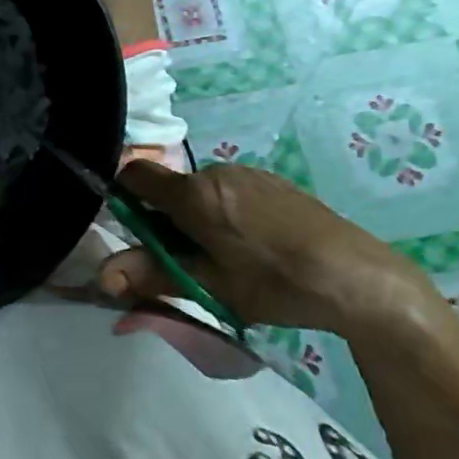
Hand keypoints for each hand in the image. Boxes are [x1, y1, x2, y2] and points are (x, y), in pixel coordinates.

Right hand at [96, 159, 452, 348]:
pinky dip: (224, 213)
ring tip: (226, 260)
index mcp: (194, 194)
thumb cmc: (276, 283)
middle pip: (169, 188)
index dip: (125, 199)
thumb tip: (102, 274)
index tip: (136, 235)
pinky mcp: (269, 180)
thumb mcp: (211, 286)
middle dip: (166, 221)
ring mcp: (246, 173)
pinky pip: (229, 191)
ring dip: (197, 219)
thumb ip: (153, 274)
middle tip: (186, 263)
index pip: (135, 175)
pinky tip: (254, 246)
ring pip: (200, 192)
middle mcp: (215, 172)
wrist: (355, 275)